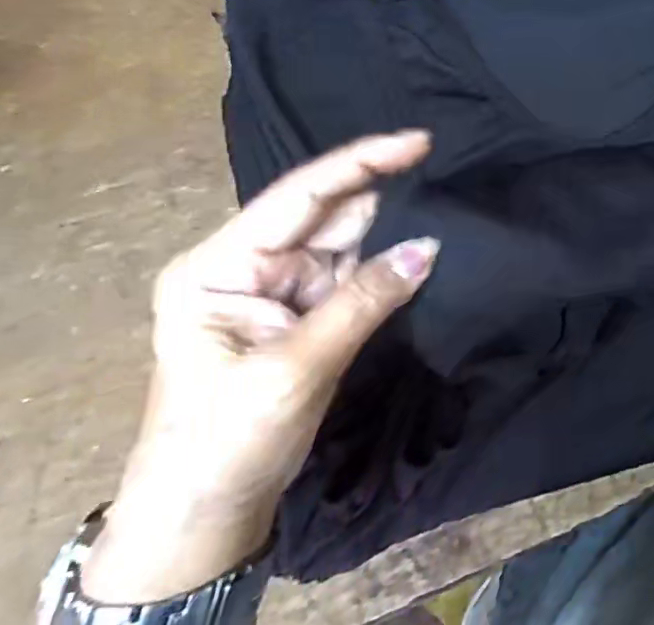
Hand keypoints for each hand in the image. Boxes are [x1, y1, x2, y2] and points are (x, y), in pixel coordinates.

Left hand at [80, 131, 438, 602]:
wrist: (206, 512)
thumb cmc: (225, 440)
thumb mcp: (295, 368)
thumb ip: (365, 300)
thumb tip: (430, 248)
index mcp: (219, 265)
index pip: (300, 196)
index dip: (361, 163)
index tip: (420, 141)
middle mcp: (250, 263)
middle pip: (329, 210)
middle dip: (386, 189)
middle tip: (447, 169)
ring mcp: (283, 285)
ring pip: (351, 237)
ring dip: (396, 223)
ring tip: (447, 200)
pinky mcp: (311, 308)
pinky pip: (360, 269)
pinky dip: (393, 257)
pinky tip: (427, 241)